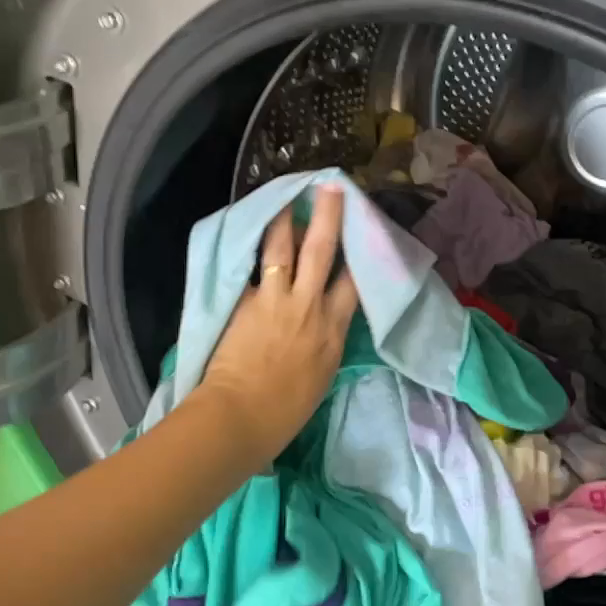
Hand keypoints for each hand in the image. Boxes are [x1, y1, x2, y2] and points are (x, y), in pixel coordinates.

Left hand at [193, 185, 359, 467]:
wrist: (240, 417)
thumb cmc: (285, 412)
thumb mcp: (322, 375)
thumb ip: (326, 342)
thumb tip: (325, 324)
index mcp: (332, 330)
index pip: (354, 282)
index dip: (360, 254)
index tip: (364, 232)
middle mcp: (308, 306)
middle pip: (322, 251)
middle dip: (328, 216)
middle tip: (331, 188)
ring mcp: (274, 301)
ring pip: (282, 249)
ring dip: (285, 220)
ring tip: (286, 199)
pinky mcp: (244, 302)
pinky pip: (249, 268)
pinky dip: (250, 250)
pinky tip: (247, 234)